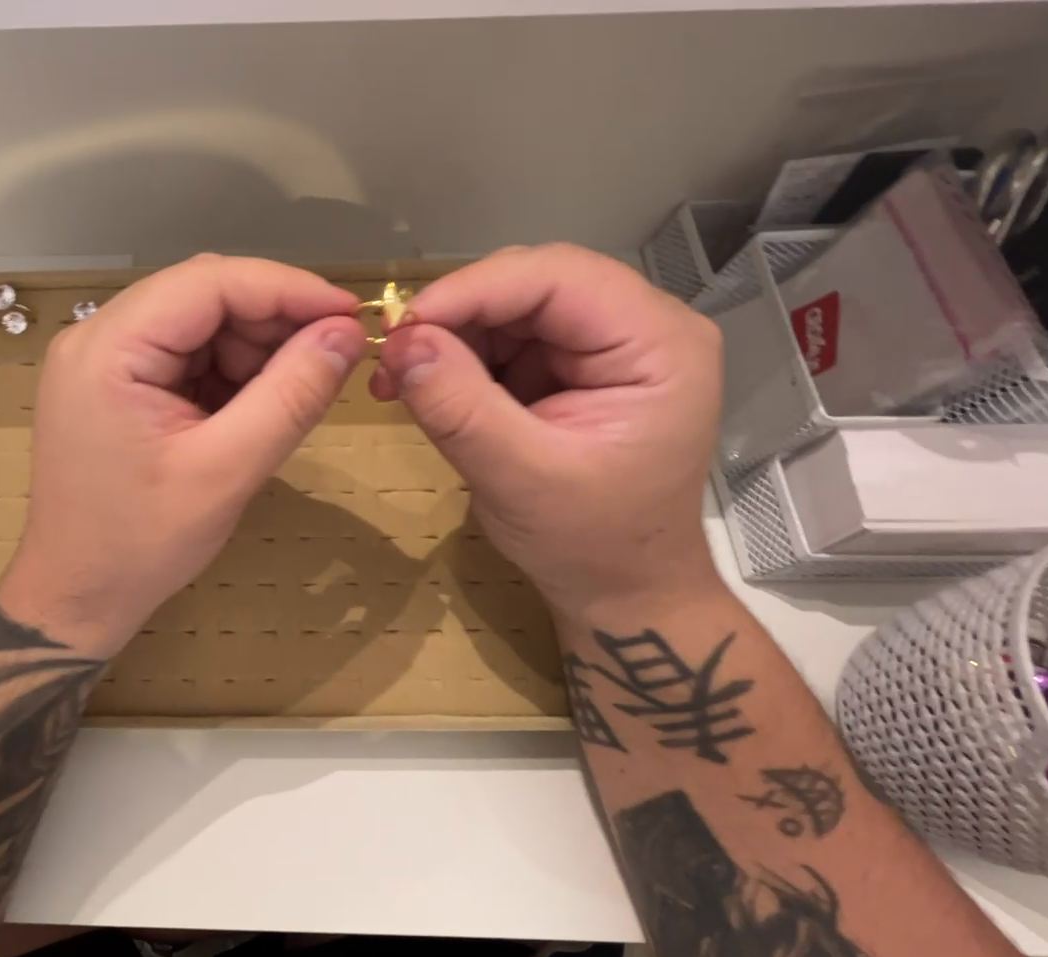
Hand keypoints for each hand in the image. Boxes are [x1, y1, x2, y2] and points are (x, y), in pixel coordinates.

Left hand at [0, 255, 366, 656]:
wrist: (77, 596)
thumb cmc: (141, 544)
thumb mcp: (226, 471)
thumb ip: (291, 395)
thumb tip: (346, 333)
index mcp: (107, 349)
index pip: (208, 282)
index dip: (286, 288)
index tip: (350, 314)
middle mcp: (94, 339)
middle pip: (200, 298)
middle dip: (270, 324)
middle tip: (328, 362)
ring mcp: (99, 364)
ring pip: (195, 329)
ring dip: (251, 353)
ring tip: (290, 398)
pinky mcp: (111, 389)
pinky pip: (180, 361)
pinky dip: (225, 377)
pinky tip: (253, 410)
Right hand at [370, 244, 724, 619]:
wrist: (618, 587)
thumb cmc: (588, 542)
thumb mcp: (518, 479)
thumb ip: (460, 408)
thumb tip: (399, 344)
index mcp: (656, 344)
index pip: (559, 278)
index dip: (473, 289)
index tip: (399, 328)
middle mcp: (636, 329)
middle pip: (532, 284)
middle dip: (456, 315)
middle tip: (391, 358)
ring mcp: (600, 349)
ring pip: (509, 310)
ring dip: (447, 338)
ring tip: (397, 381)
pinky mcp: (567, 371)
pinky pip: (503, 343)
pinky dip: (456, 361)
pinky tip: (424, 390)